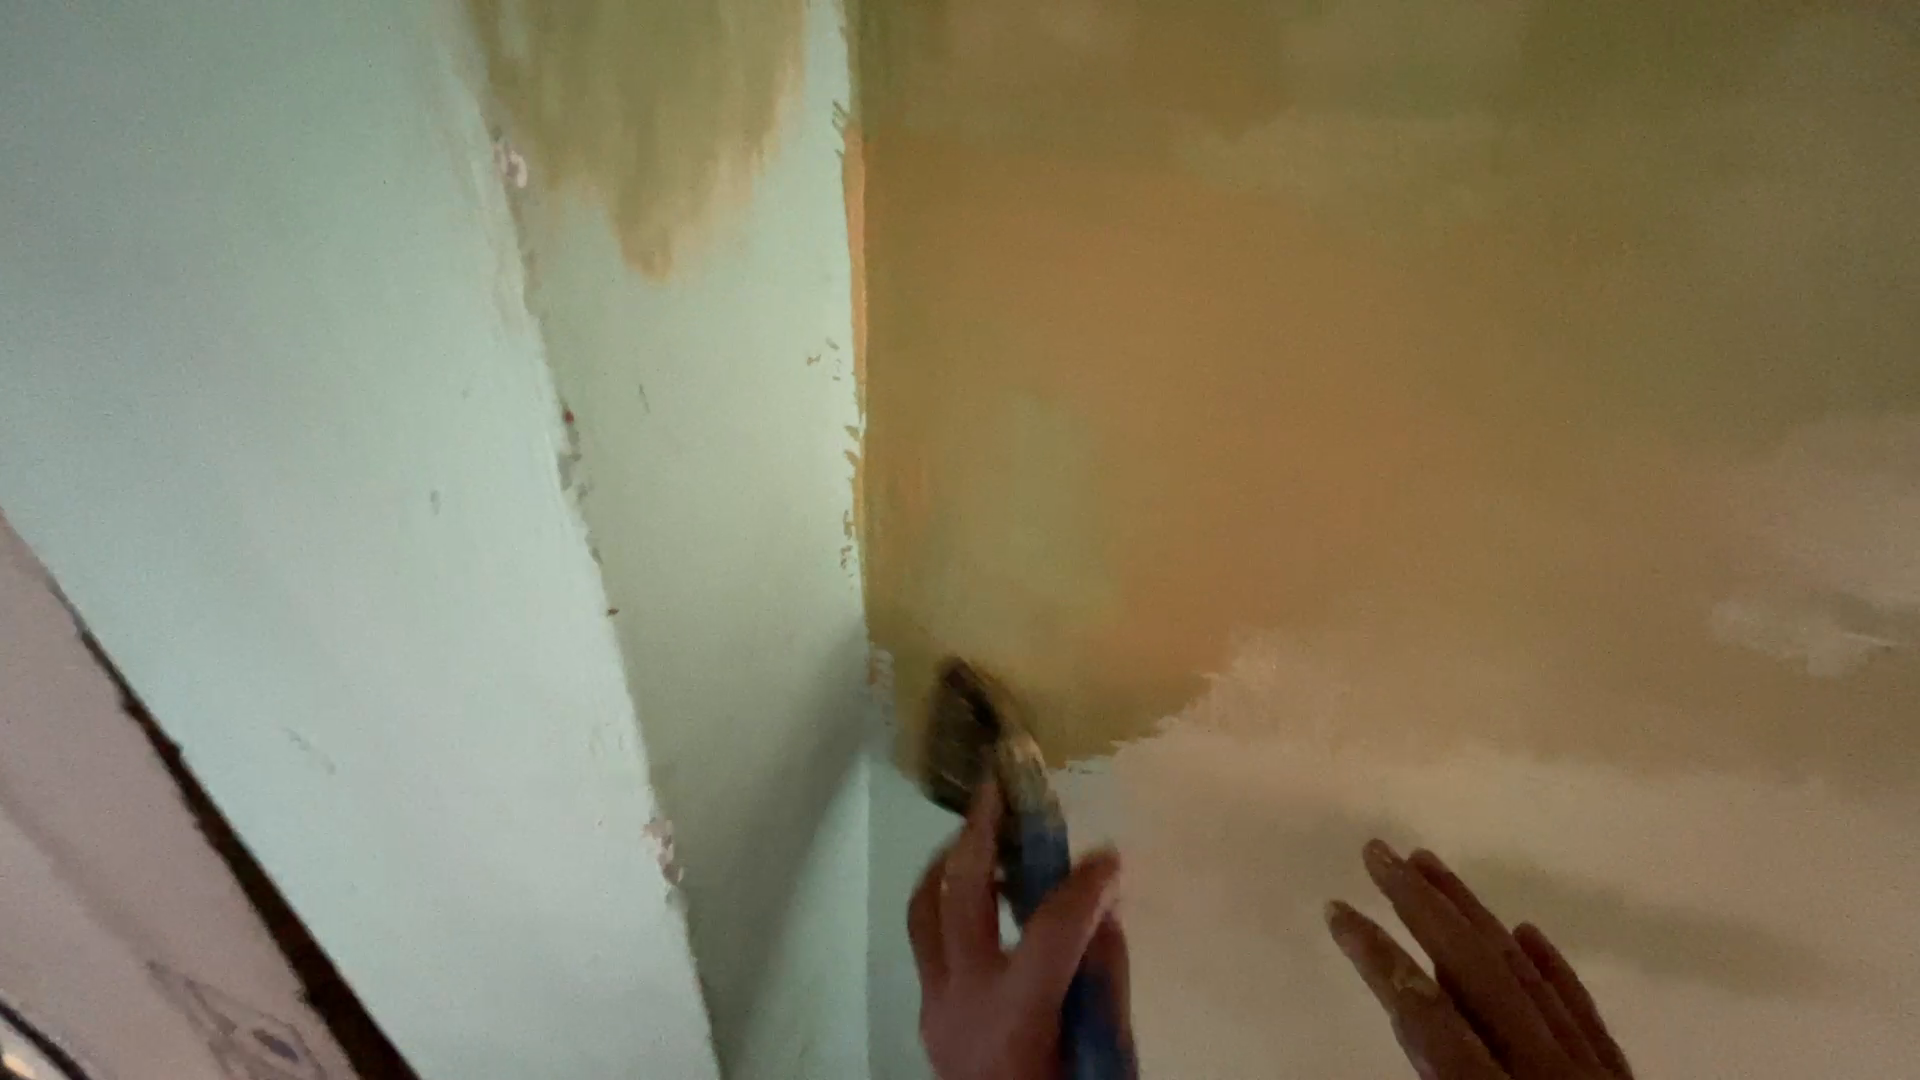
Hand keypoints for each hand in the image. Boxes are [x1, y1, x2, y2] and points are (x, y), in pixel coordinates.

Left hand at [908, 779, 1129, 1079]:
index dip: (1086, 884)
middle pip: (962, 892)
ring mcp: (934, 1004)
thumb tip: (1100, 904)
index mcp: (1016, 1018)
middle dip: (981, 829)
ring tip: (983, 829)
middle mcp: (963, 1001)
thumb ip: (1106, 976)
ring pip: (924, 905)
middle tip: (999, 784)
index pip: (1052, 928)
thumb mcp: (1107, 1054)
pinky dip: (948, 896)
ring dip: (954, 857)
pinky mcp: (926, 1007)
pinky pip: (925, 933)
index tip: (1109, 854)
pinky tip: (978, 889)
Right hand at [1327, 841, 1633, 1079]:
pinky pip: (1588, 1018)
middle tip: (1377, 851)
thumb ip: (1437, 1078)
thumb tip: (1403, 1020)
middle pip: (1477, 974)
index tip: (1334, 908)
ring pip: (1527, 977)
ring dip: (1472, 915)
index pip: (1427, 1015)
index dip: (1376, 956)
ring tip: (1429, 864)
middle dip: (1421, 905)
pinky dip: (1554, 971)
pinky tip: (1527, 931)